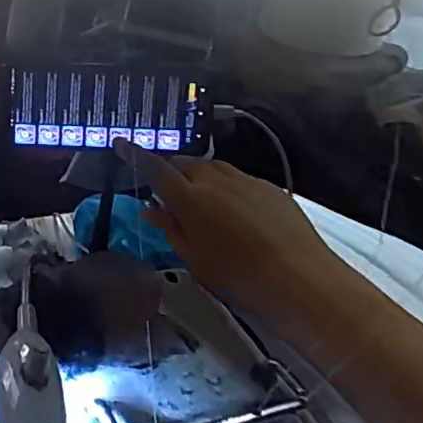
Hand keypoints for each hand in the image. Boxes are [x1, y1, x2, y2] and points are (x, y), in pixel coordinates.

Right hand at [115, 139, 348, 319]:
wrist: (300, 280)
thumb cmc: (241, 279)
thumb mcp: (196, 261)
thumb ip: (172, 230)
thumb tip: (152, 210)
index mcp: (191, 199)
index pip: (155, 169)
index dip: (136, 155)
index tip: (123, 143)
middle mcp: (216, 180)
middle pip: (185, 165)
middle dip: (172, 172)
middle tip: (168, 193)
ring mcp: (245, 180)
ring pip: (213, 168)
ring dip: (200, 177)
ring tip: (201, 202)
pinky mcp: (269, 187)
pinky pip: (239, 179)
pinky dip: (228, 187)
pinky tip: (235, 211)